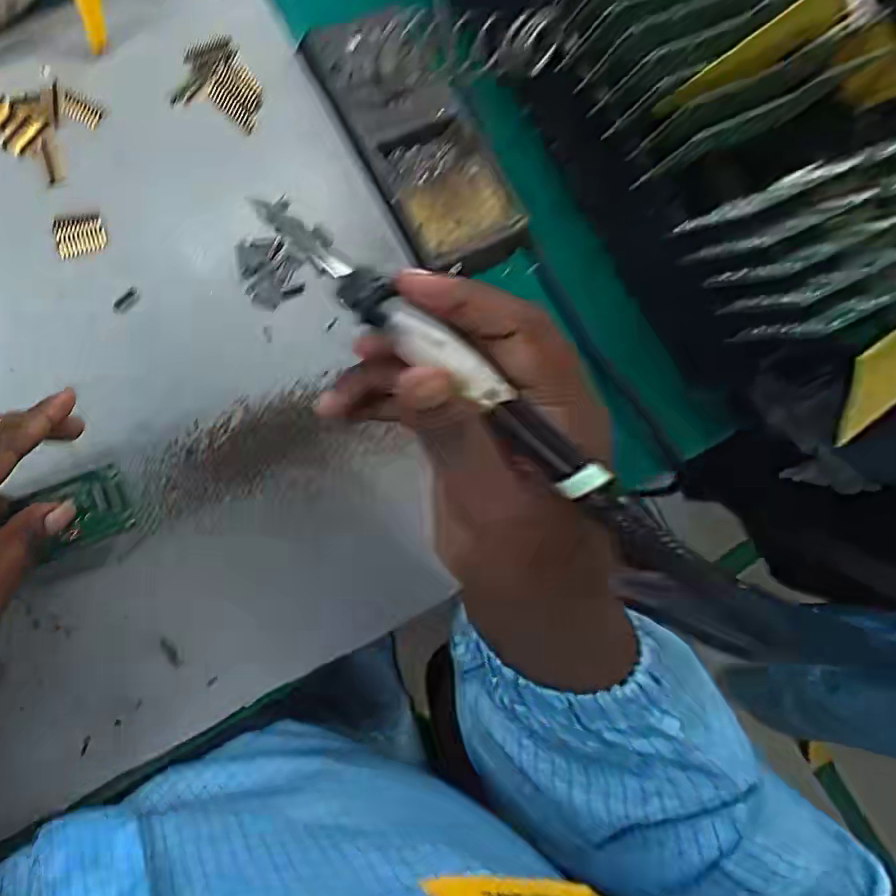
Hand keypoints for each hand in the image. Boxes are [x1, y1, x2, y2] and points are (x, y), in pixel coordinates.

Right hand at [316, 272, 633, 690]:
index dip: (464, 301)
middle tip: (361, 343)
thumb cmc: (526, 562)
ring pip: (431, 369)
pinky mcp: (460, 431)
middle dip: (408, 338)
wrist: (531, 609)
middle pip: (466, 343)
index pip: (517, 330)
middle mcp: (526, 396)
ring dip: (381, 376)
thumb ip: (456, 434)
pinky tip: (340, 411)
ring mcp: (489, 413)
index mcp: (558, 405)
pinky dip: (377, 402)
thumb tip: (418, 374)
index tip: (406, 286)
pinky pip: (415, 400)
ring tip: (336, 396)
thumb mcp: (489, 501)